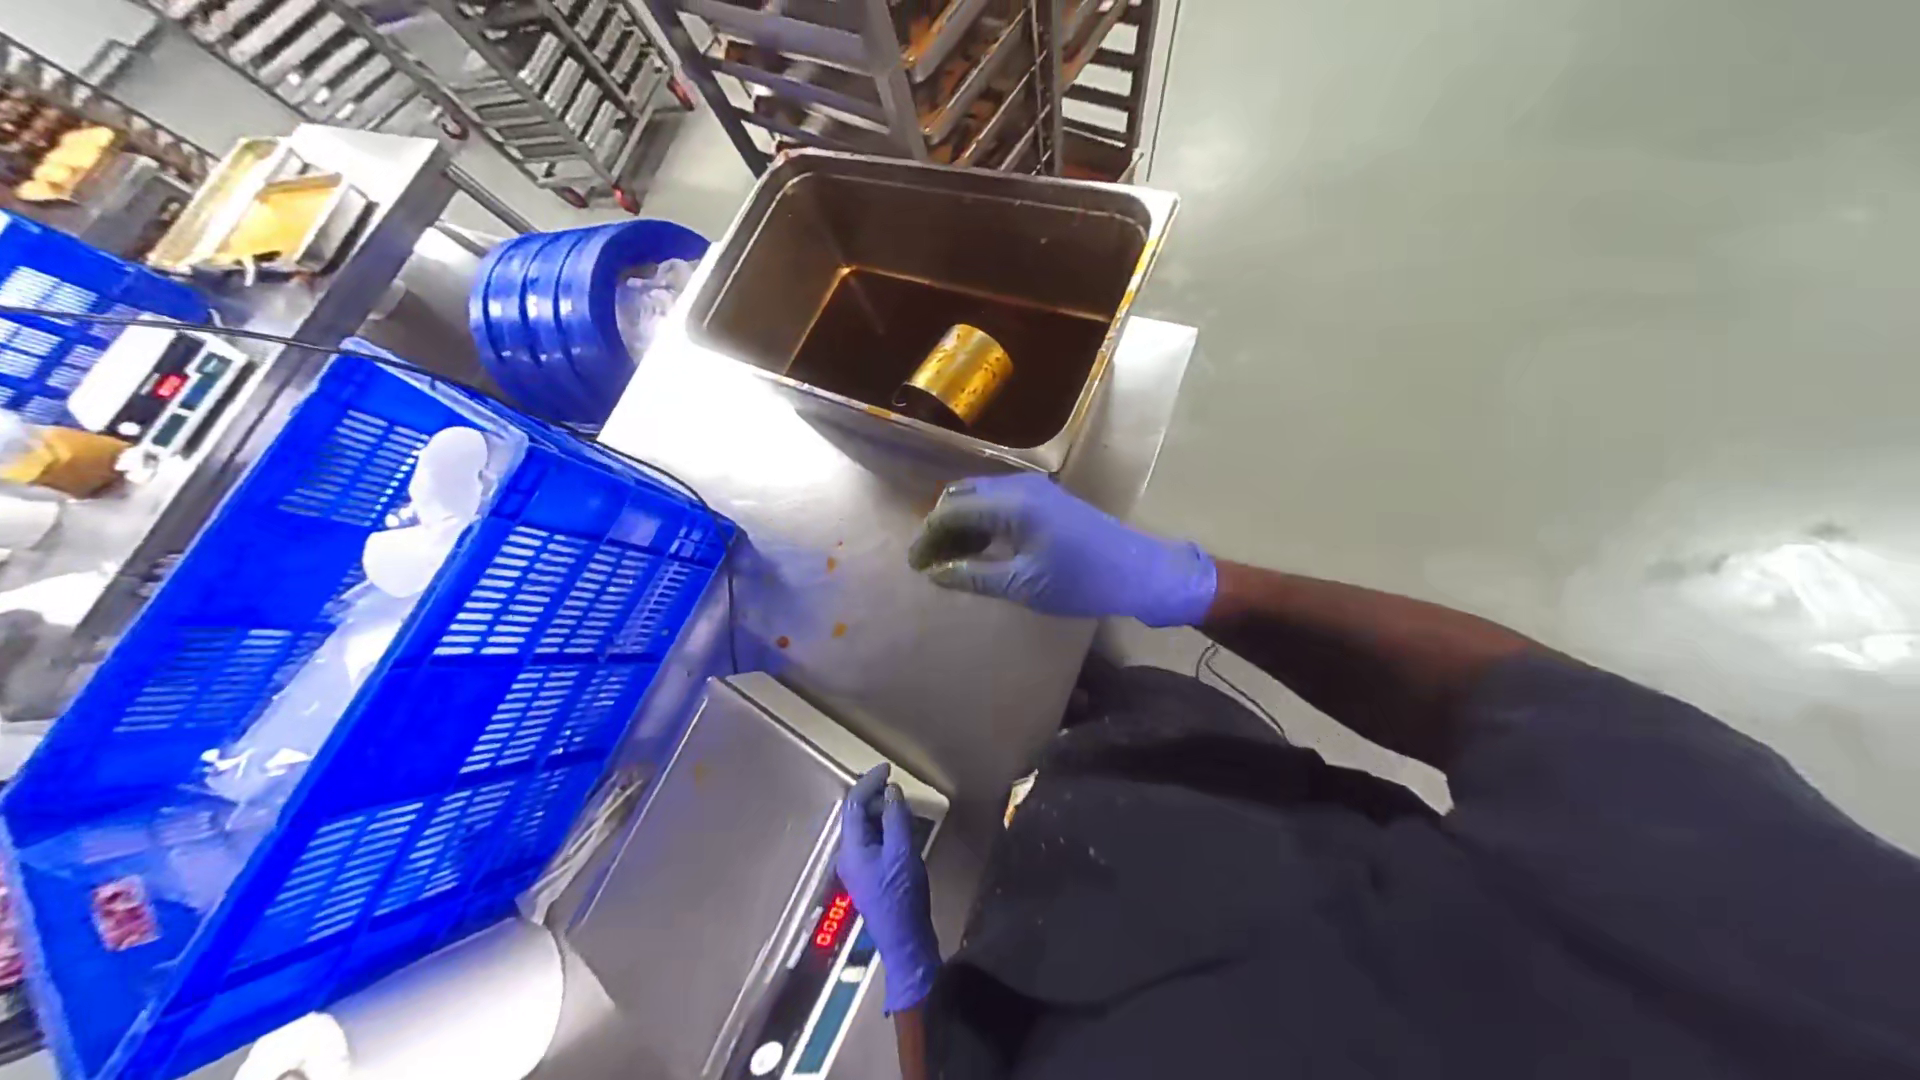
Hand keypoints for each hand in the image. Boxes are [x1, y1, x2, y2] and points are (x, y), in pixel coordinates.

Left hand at [838, 764, 939, 1012]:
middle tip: (900, 791)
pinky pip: (874, 842)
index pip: (854, 804)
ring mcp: (858, 868)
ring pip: (867, 828)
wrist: (906, 942)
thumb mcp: (903, 852)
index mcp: (851, 848)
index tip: (887, 768)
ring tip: (904, 810)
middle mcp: (849, 856)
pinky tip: (904, 832)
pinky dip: (887, 829)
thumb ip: (896, 818)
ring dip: (883, 813)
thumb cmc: (902, 896)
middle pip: (858, 815)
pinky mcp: (870, 876)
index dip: (869, 782)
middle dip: (877, 798)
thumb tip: (891, 791)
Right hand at [906, 473, 1217, 626]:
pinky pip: (1000, 502)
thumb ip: (974, 576)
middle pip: (962, 496)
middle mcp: (1018, 486)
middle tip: (932, 564)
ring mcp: (1034, 489)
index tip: (916, 566)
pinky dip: (983, 523)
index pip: (951, 510)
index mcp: (1011, 503)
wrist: (1139, 571)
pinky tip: (981, 550)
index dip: (928, 538)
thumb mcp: (1022, 585)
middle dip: (941, 528)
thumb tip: (936, 574)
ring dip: (962, 525)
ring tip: (952, 562)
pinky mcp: (1046, 499)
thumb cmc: (1080, 581)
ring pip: (980, 497)